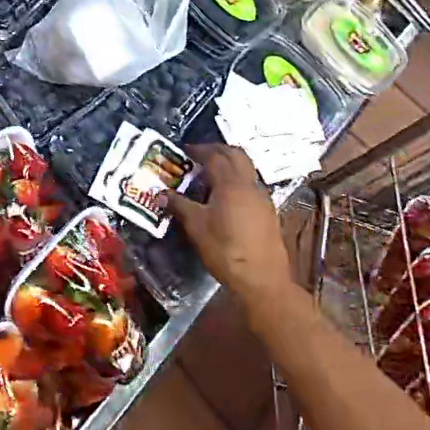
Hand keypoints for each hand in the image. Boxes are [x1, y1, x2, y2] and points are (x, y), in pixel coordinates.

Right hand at [166, 145, 296, 298]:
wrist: (262, 279)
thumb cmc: (225, 250)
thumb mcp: (196, 227)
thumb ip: (179, 206)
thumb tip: (162, 194)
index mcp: (231, 183)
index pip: (215, 156)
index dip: (199, 150)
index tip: (185, 150)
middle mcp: (250, 184)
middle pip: (236, 155)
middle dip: (218, 150)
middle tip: (199, 155)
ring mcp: (262, 198)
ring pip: (247, 169)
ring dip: (230, 164)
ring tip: (210, 174)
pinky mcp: (268, 211)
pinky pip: (251, 184)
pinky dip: (237, 180)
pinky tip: (225, 196)